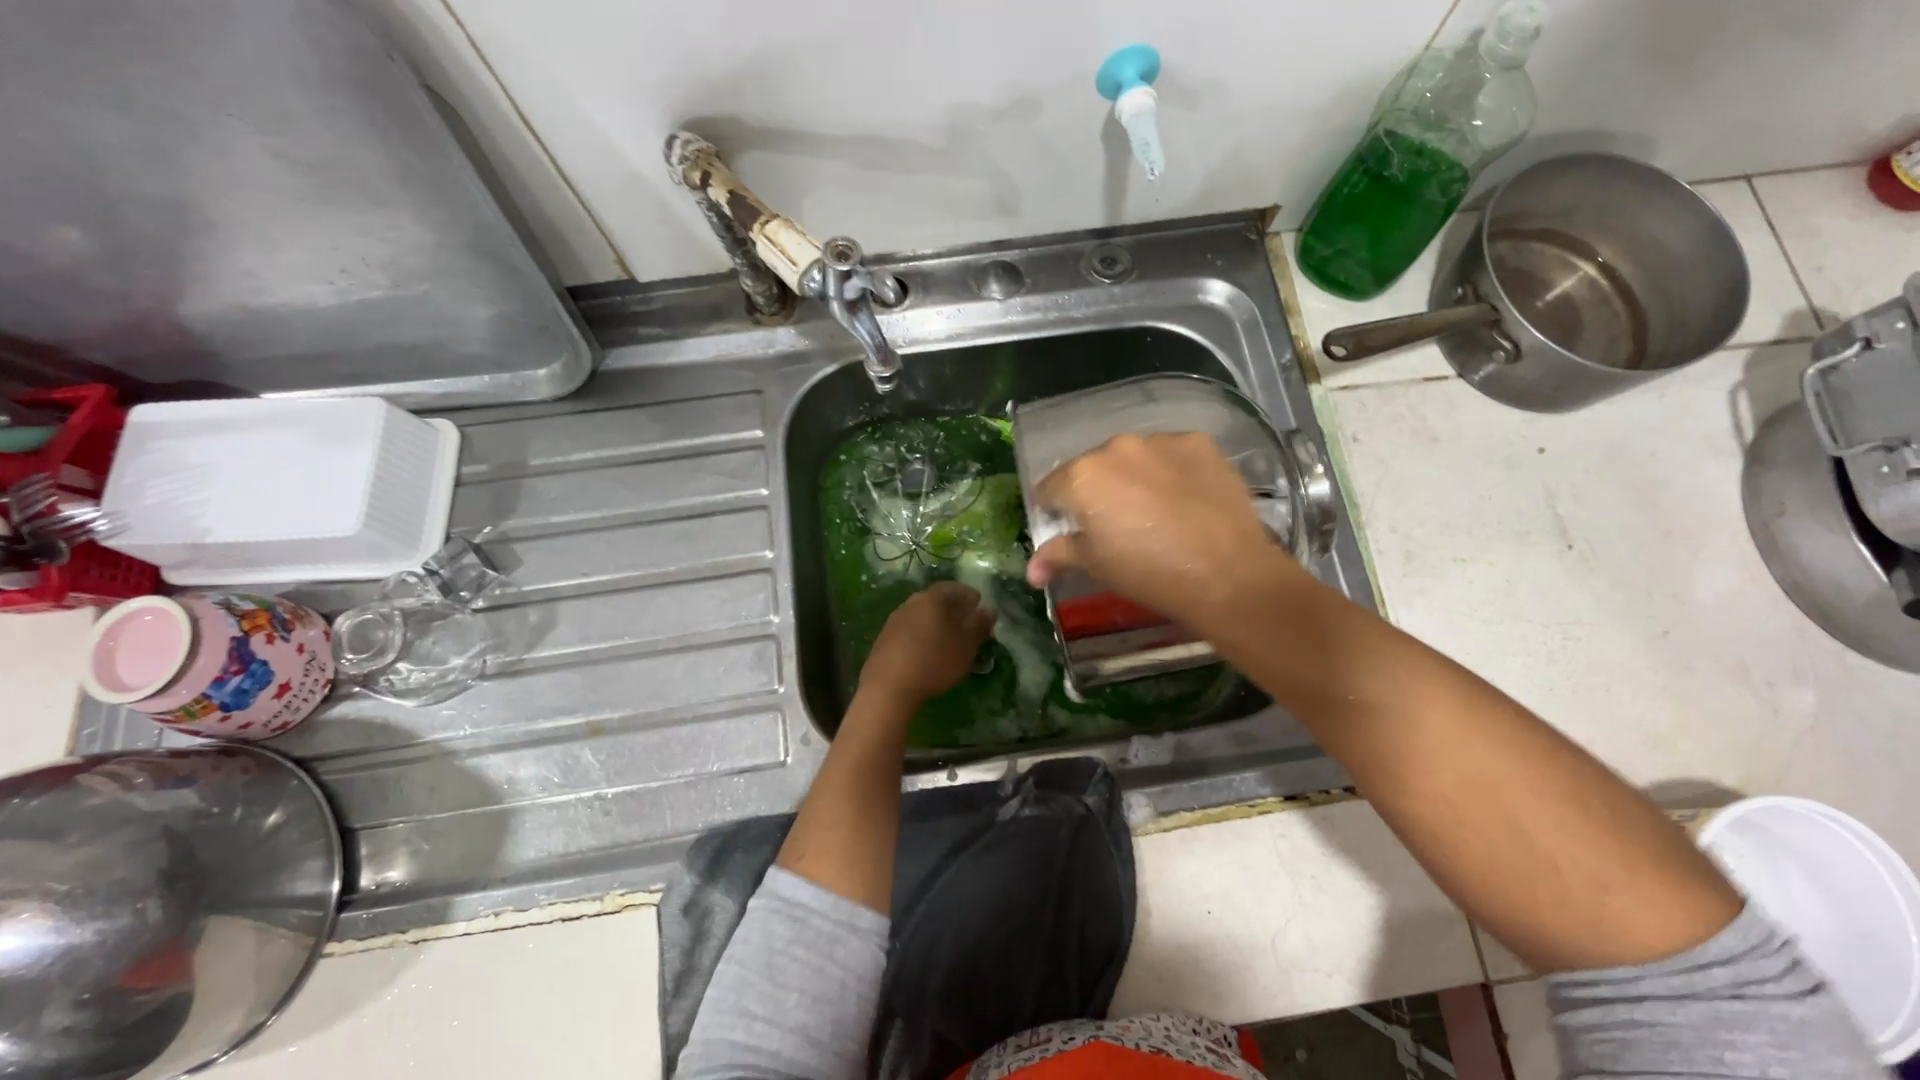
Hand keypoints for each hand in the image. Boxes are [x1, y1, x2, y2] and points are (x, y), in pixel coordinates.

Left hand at [858, 582, 995, 707]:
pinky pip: (908, 632)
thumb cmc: (935, 660)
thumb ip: (979, 625)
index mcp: (931, 599)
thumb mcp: (966, 645)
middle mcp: (910, 604)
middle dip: (952, 610)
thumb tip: (988, 610)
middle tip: (966, 623)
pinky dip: (921, 637)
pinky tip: (926, 653)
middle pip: (935, 601)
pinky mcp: (883, 641)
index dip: (969, 595)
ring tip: (948, 640)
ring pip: (921, 617)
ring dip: (935, 624)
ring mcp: (893, 622)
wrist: (888, 687)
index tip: (979, 605)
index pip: (953, 588)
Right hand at [1026, 433, 1303, 628]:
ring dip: (1135, 478)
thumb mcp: (1097, 567)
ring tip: (1156, 513)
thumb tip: (1031, 571)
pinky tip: (1185, 501)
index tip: (1069, 529)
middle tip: (1116, 525)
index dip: (1055, 511)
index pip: (1050, 487)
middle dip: (1098, 492)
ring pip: (1134, 458)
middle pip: (1094, 468)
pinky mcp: (1199, 443)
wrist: (1227, 573)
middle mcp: (1116, 447)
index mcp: (1082, 476)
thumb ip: (1059, 555)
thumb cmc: (1150, 573)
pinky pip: (1172, 455)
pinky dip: (1171, 472)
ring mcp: (1161, 441)